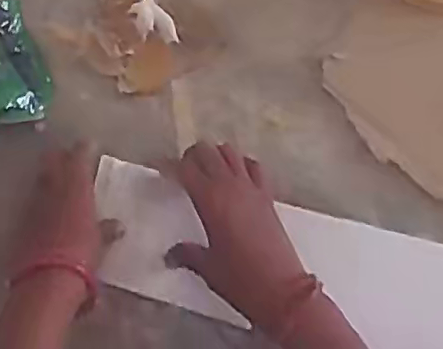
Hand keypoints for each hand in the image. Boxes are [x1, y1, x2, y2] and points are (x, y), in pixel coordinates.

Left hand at [14, 142, 121, 273]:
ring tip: (58, 184)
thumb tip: (118, 226)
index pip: (80, 153)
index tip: (91, 146)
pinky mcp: (22, 218)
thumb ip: (107, 229)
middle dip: (61, 155)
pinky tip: (45, 209)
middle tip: (70, 161)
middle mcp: (54, 184)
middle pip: (53, 157)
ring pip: (41, 176)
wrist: (46, 280)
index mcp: (76, 183)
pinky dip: (40, 199)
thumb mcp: (99, 241)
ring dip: (49, 176)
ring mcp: (35, 200)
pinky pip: (32, 199)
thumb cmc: (81, 254)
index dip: (85, 148)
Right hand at [166, 143, 308, 328]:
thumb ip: (187, 254)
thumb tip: (168, 256)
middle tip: (183, 170)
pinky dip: (242, 163)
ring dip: (215, 155)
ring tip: (208, 170)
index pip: (184, 169)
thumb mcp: (208, 269)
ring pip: (229, 151)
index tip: (159, 167)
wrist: (282, 291)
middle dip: (191, 156)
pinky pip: (253, 165)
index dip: (168, 165)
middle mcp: (229, 184)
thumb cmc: (241, 280)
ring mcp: (250, 186)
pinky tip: (237, 176)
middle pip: (206, 151)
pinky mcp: (267, 193)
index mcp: (210, 199)